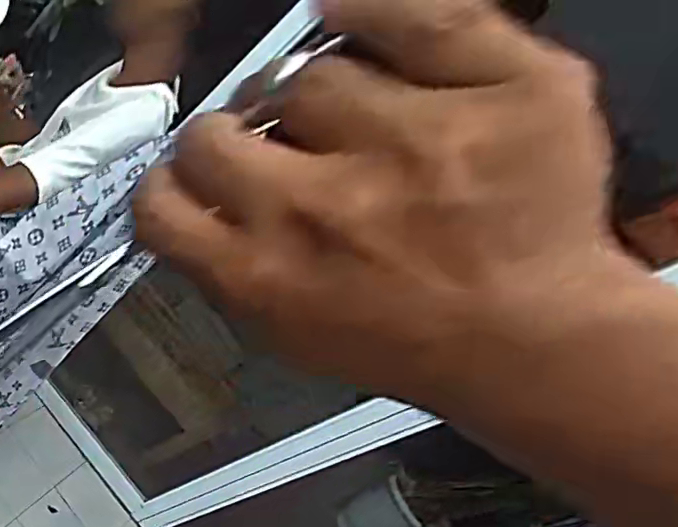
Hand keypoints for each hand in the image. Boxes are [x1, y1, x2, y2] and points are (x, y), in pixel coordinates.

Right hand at [135, 0, 655, 402]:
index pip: (163, 207)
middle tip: (244, 142)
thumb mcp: (278, 331)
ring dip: (302, 94)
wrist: (518, 336)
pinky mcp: (504, 90)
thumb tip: (192, 203)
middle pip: (214, 135)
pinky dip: (373, 7)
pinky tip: (342, 14)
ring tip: (325, 114)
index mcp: (259, 273)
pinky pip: (423, 15)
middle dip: (216, 137)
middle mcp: (317, 206)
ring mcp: (413, 141)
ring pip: (309, 74)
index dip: (159, 187)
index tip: (180, 182)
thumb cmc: (380, 342)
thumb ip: (224, 271)